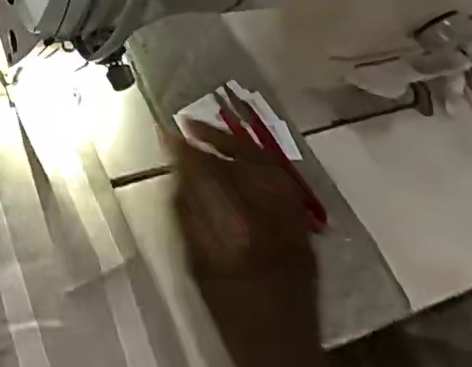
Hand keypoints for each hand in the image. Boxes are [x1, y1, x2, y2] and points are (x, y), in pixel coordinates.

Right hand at [169, 120, 324, 365]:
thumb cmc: (227, 305)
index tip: (165, 132)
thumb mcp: (194, 257)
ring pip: (268, 166)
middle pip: (246, 159)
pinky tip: (243, 164)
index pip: (208, 169)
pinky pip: (283, 183)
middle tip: (189, 126)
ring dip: (238, 146)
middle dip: (216, 136)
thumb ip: (184, 207)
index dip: (184, 146)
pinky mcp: (306, 229)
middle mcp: (274, 217)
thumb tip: (174, 165)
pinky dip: (260, 164)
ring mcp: (296, 222)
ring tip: (213, 138)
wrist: (280, 347)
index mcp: (240, 225)